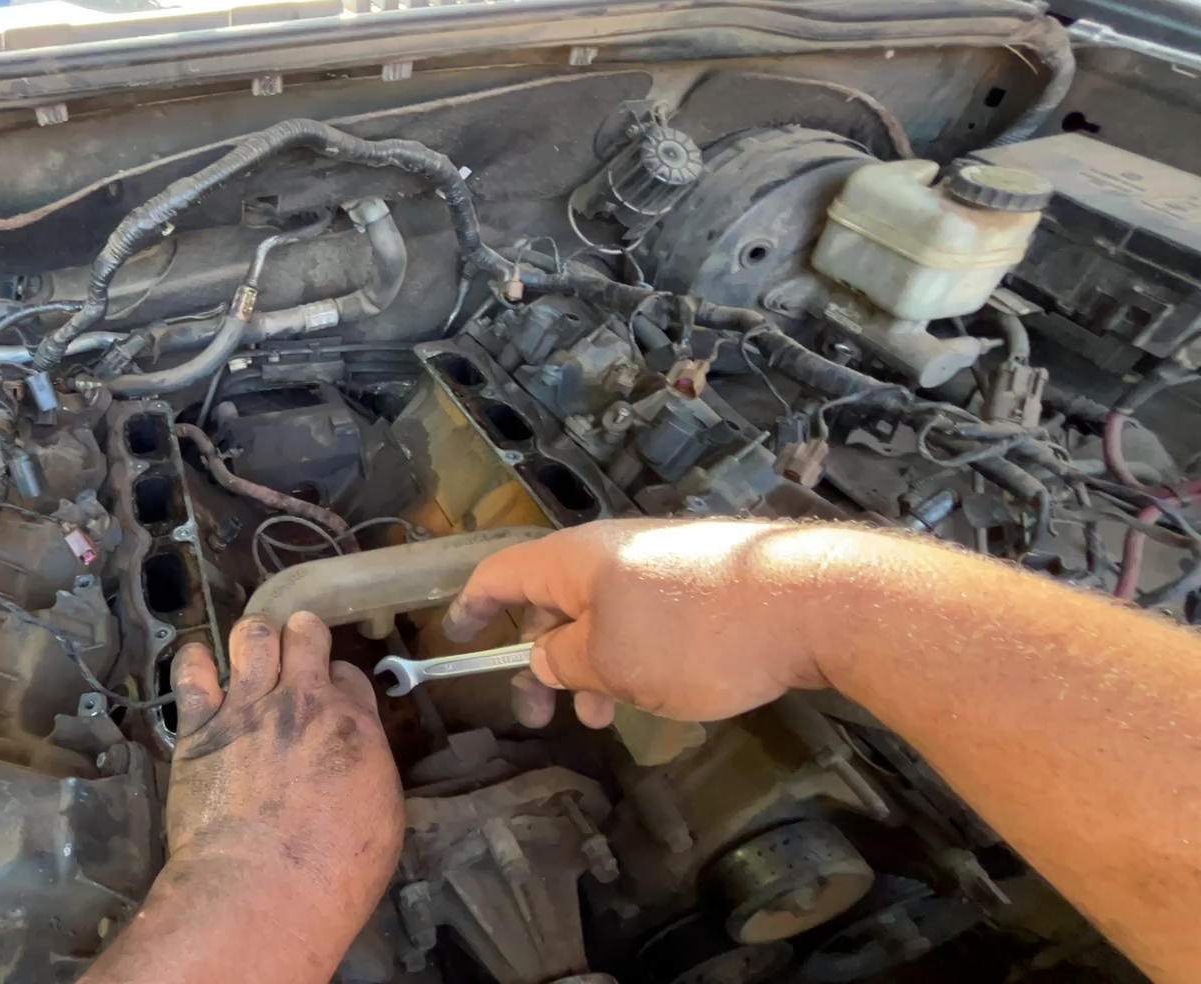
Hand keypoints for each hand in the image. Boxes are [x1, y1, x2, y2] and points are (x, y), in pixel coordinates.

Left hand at [161, 612, 402, 967]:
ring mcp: (247, 709)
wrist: (261, 896)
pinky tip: (199, 665)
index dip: (339, 678)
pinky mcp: (200, 727)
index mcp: (351, 723)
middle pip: (305, 632)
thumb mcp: (381, 817)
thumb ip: (366, 762)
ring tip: (252, 651)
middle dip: (302, 634)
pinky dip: (194, 661)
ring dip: (255, 636)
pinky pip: (191, 670)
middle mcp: (301, 702)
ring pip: (253, 634)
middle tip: (295, 652)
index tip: (330, 694)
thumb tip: (353, 745)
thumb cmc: (333, 875)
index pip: (349, 672)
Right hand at [445, 519, 835, 728]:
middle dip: (536, 658)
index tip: (453, 637)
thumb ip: (562, 661)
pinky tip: (654, 689)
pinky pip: (639, 615)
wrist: (815, 600)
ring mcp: (653, 562)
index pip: (497, 576)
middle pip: (547, 601)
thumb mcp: (610, 662)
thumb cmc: (691, 633)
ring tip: (601, 716)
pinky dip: (627, 653)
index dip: (469, 607)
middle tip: (535, 712)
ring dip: (586, 665)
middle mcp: (603, 552)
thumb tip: (543, 656)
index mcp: (568, 561)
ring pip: (597, 615)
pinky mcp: (696, 578)